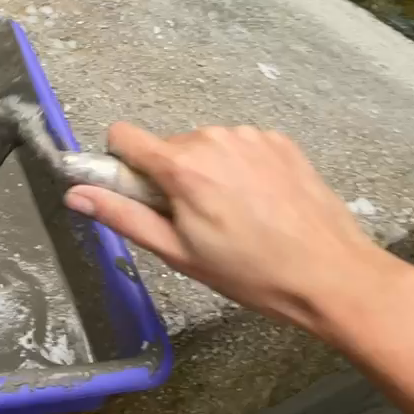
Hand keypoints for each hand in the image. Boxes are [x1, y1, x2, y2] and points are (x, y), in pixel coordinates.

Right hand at [65, 123, 402, 334]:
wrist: (338, 278)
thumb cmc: (256, 274)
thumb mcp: (180, 254)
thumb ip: (122, 216)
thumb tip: (74, 194)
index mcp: (181, 166)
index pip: (122, 135)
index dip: (125, 164)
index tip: (146, 194)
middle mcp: (210, 138)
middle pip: (165, 146)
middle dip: (172, 176)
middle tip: (200, 218)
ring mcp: (246, 135)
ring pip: (201, 145)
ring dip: (207, 171)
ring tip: (237, 212)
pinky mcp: (275, 138)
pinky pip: (236, 144)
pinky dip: (239, 167)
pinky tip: (261, 200)